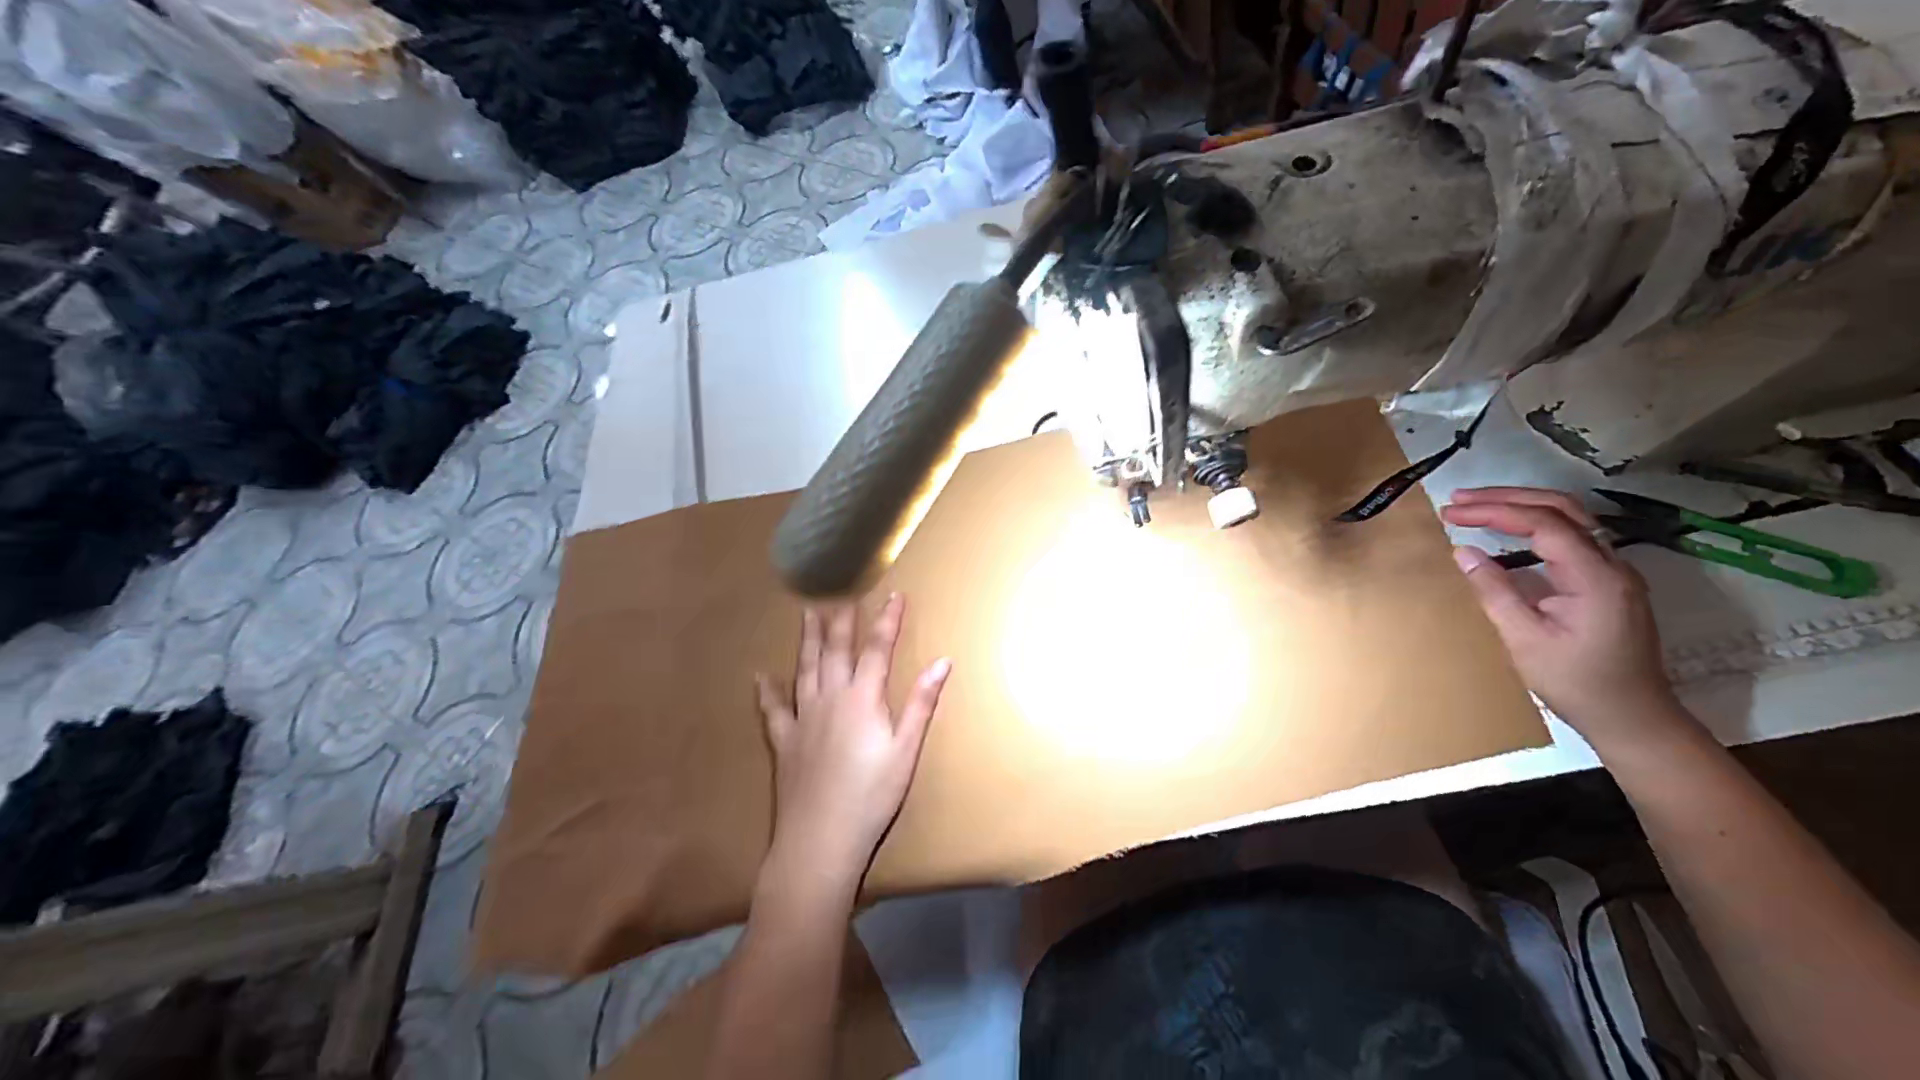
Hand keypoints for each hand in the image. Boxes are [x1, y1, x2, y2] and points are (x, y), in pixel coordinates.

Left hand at [755, 594, 951, 886]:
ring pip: (805, 668)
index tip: (894, 595)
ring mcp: (802, 718)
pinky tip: (760, 676)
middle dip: (843, 621)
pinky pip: (773, 709)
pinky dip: (767, 691)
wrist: (821, 839)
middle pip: (836, 651)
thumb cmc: (872, 797)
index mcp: (862, 699)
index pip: (877, 649)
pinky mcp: (784, 740)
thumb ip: (921, 703)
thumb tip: (942, 662)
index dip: (887, 621)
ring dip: (808, 640)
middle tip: (843, 594)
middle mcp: (830, 698)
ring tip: (808, 614)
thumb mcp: (906, 751)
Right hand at [1441, 488, 1694, 750]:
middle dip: (1507, 498)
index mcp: (1595, 577)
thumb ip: (1495, 591)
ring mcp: (1613, 572)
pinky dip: (1533, 525)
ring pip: (1569, 518)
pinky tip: (1505, 532)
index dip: (1494, 512)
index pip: (1544, 524)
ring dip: (1521, 506)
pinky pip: (1570, 538)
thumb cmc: (1576, 682)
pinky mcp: (1605, 582)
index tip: (1450, 513)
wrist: (1632, 715)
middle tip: (1458, 499)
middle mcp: (1612, 565)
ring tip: (1476, 506)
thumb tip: (1463, 552)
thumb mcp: (1525, 639)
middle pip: (1562, 508)